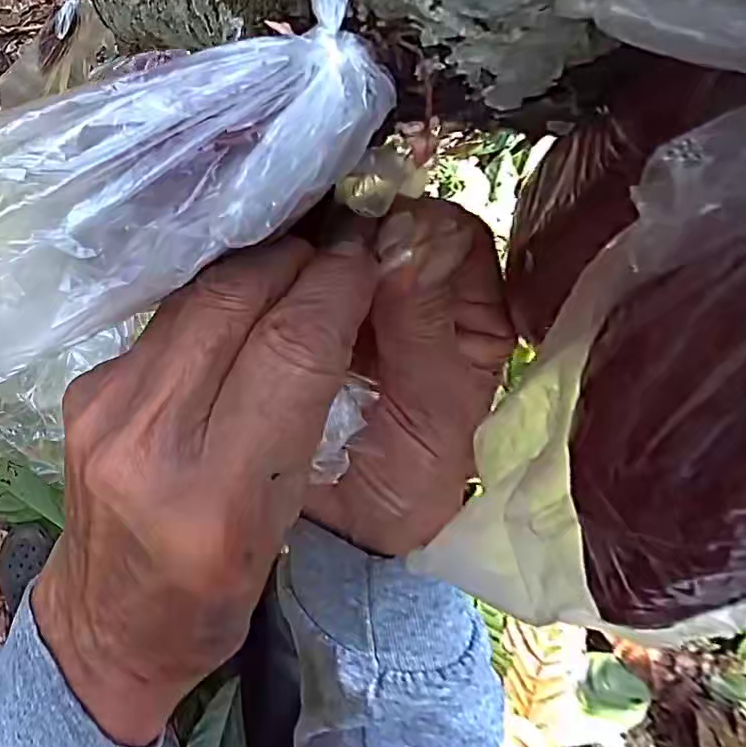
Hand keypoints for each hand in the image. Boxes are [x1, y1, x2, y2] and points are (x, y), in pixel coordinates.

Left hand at [33, 234, 377, 745]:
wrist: (103, 621)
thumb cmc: (207, 600)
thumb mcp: (279, 532)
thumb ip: (302, 422)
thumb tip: (329, 316)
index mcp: (216, 500)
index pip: (289, 355)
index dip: (333, 293)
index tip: (362, 262)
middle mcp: (148, 444)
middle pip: (232, 308)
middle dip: (291, 264)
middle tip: (329, 251)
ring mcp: (103, 409)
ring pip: (193, 302)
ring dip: (250, 270)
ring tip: (290, 262)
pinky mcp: (82, 391)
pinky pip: (161, 322)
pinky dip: (209, 299)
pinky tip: (236, 300)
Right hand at [304, 199, 515, 556]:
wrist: (342, 523)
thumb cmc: (405, 479)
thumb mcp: (433, 411)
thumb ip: (421, 328)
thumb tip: (398, 241)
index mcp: (470, 316)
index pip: (453, 235)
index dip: (417, 223)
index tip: (372, 238)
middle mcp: (416, 296)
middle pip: (393, 227)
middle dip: (360, 226)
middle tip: (320, 242)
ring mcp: (358, 300)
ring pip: (344, 245)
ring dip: (321, 242)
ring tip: (292, 255)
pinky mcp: (309, 312)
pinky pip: (303, 272)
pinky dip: (292, 265)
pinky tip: (275, 273)